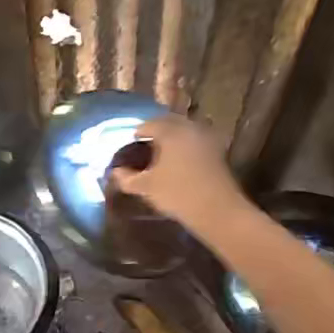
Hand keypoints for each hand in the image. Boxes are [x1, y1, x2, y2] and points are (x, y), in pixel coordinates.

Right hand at [107, 115, 251, 234]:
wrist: (217, 210)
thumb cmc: (177, 194)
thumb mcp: (147, 187)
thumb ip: (128, 178)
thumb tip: (115, 172)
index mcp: (170, 131)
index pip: (149, 124)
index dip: (138, 132)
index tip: (131, 141)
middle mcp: (189, 128)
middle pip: (169, 123)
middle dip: (156, 130)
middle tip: (145, 143)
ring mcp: (206, 139)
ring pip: (185, 132)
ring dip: (173, 138)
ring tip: (162, 153)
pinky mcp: (217, 152)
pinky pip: (196, 142)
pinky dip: (185, 147)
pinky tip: (179, 161)